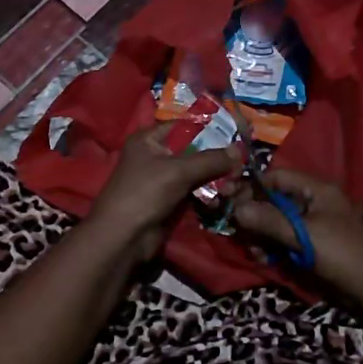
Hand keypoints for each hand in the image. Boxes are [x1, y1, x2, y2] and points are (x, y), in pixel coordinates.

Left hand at [87, 123, 241, 261]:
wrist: (123, 238)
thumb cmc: (144, 193)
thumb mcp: (178, 171)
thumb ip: (209, 159)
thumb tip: (240, 150)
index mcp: (149, 139)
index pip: (186, 126)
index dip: (211, 130)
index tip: (237, 135)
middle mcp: (156, 155)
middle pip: (195, 150)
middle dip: (218, 159)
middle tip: (240, 168)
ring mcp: (163, 179)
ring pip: (198, 173)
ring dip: (217, 179)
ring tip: (233, 188)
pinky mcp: (170, 200)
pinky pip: (195, 191)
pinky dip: (209, 194)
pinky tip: (223, 199)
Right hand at [231, 168, 362, 299]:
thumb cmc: (342, 254)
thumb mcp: (303, 234)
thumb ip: (268, 220)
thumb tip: (235, 208)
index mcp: (316, 189)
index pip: (276, 176)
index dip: (252, 186)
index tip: (230, 200)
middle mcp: (311, 202)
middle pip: (272, 199)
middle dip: (254, 214)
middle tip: (238, 231)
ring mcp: (310, 224)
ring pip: (274, 221)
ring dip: (260, 234)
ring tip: (255, 251)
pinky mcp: (309, 245)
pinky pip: (282, 238)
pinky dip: (270, 247)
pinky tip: (263, 259)